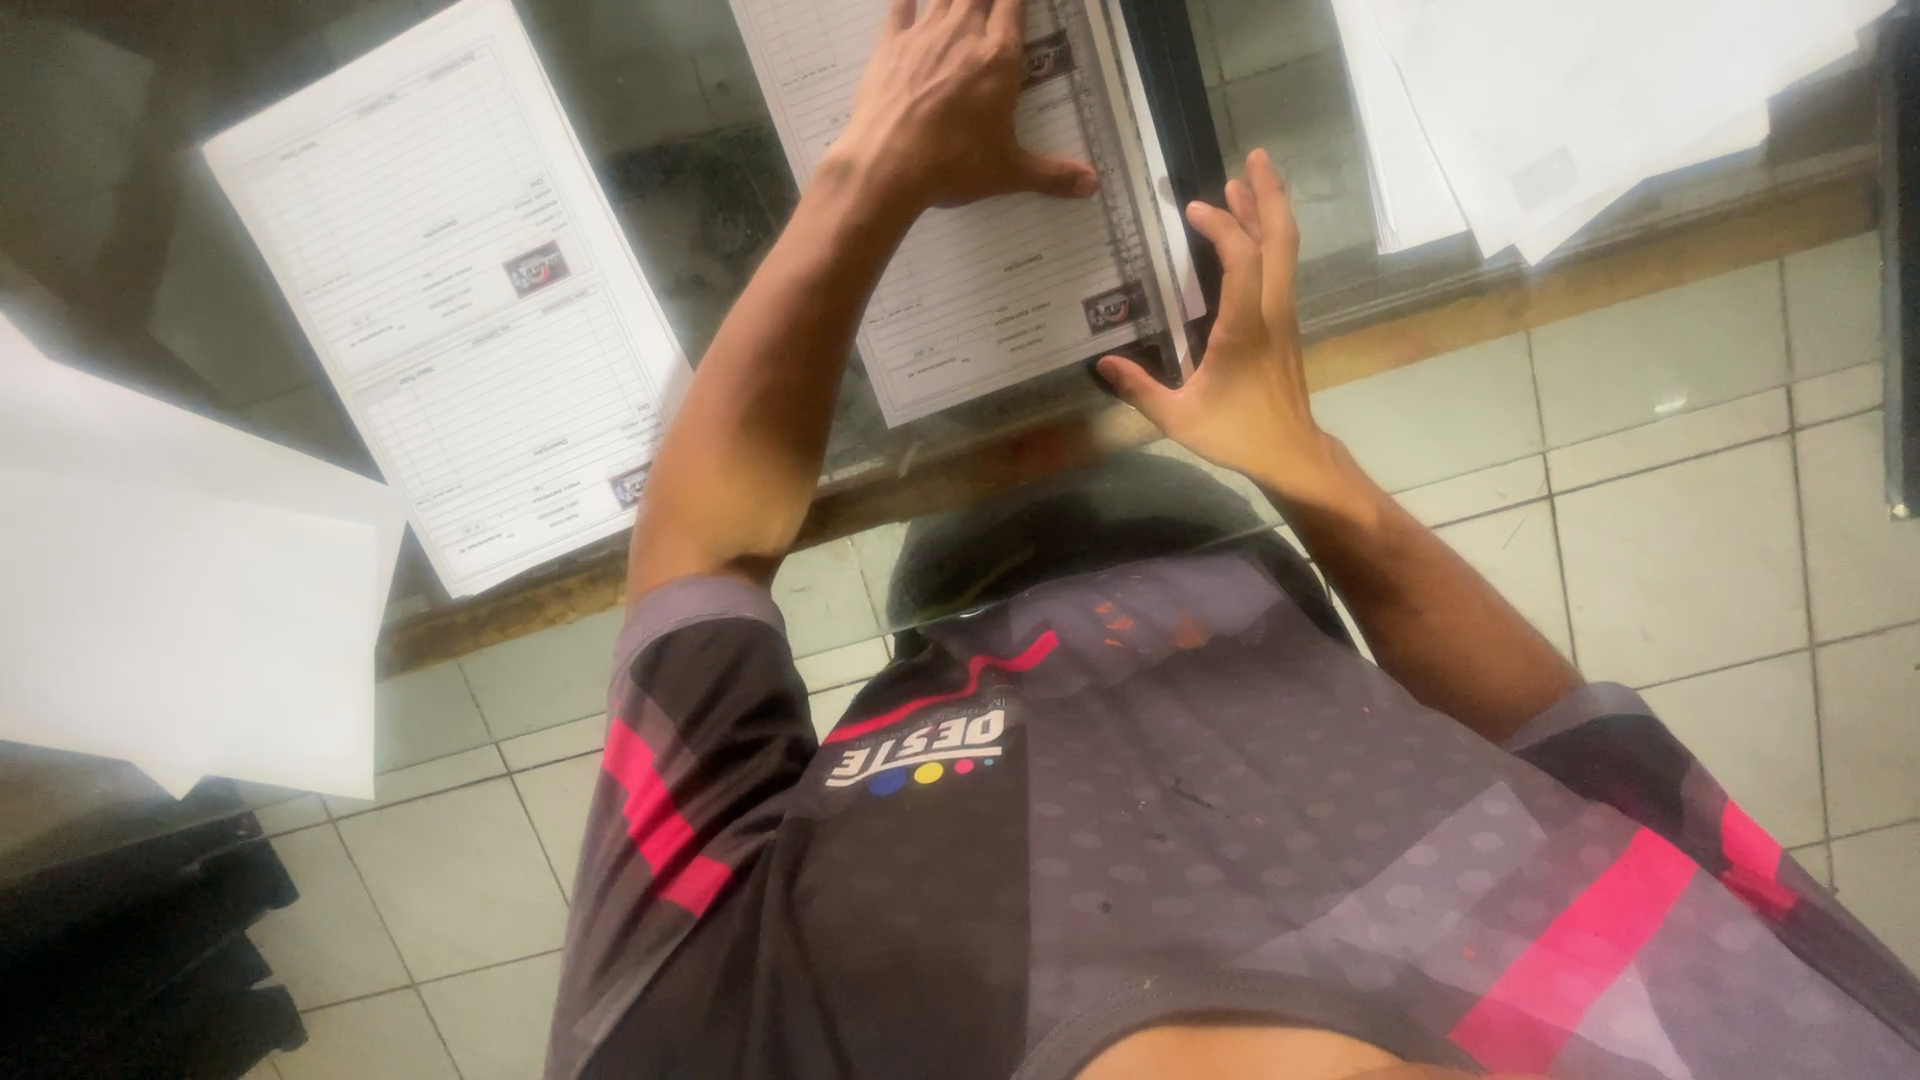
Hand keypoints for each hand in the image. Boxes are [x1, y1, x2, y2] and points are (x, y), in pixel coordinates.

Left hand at [824, 0, 1100, 214]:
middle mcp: (965, 33)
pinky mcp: (890, 45)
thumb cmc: (954, 166)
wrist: (888, 165)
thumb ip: (1052, 175)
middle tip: (992, 3)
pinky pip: (900, 4)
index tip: (1022, 1)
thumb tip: (1094, 185)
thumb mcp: (1009, 173)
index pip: (1016, 1)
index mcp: (1000, 58)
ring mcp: (925, 34)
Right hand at [1097, 149, 1354, 510]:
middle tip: (1253, 158)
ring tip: (1248, 181)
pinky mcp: (1286, 326)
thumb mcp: (1178, 417)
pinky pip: (1281, 269)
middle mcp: (1272, 311)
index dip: (1222, 227)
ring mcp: (1284, 316)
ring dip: (1269, 213)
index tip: (1194, 209)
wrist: (1290, 452)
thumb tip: (1102, 363)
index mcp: (1246, 327)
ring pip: (1286, 251)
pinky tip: (1251, 237)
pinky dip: (1268, 241)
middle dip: (1268, 195)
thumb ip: (1140, 389)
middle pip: (1280, 239)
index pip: (1242, 259)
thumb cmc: (1236, 433)